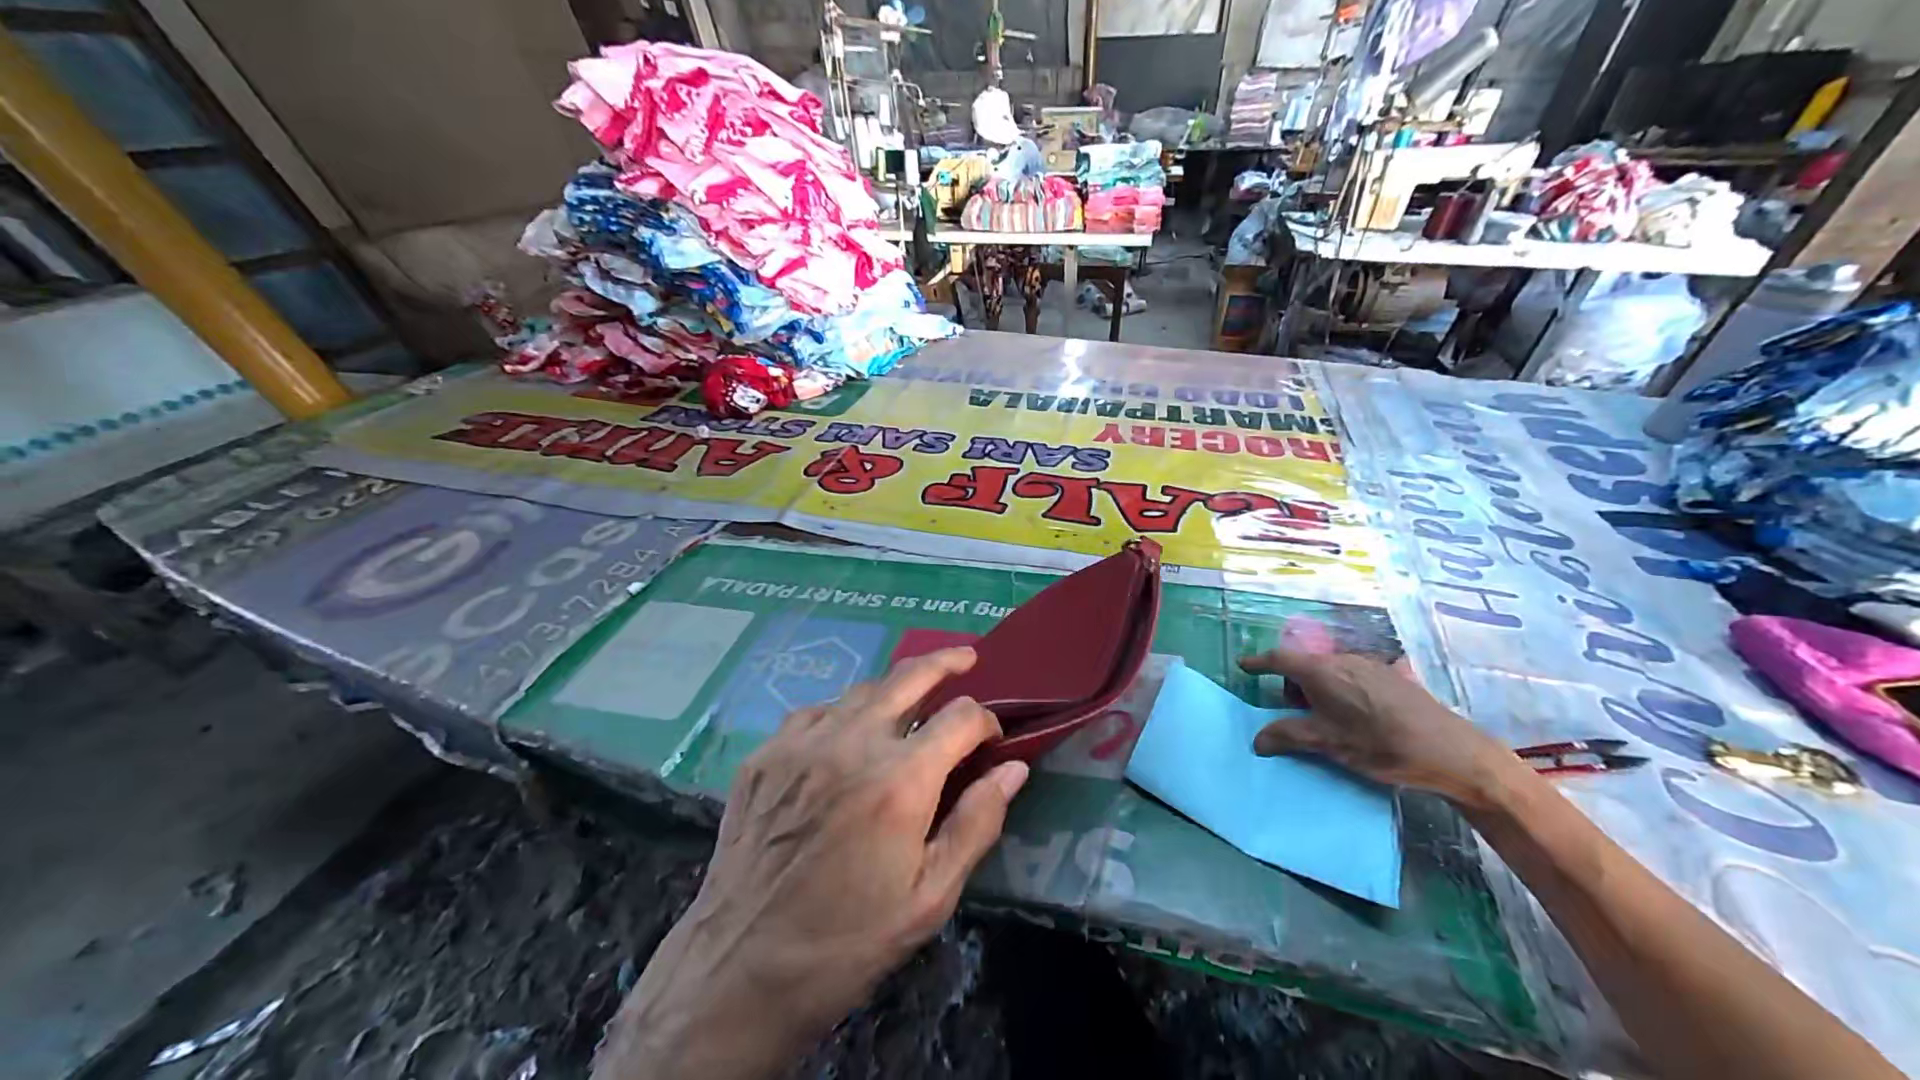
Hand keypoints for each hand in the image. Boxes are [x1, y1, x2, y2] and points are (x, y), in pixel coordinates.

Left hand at [596, 647, 1028, 1079]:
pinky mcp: (764, 756)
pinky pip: (815, 713)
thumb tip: (1013, 768)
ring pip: (861, 690)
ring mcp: (800, 744)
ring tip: (910, 701)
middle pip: (909, 676)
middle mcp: (851, 744)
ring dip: (894, 689)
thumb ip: (977, 822)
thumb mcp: (930, 897)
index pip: (960, 717)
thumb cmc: (848, 940)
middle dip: (945, 663)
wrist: (742, 968)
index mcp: (899, 781)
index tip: (990, 740)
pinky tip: (846, 734)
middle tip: (966, 658)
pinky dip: (843, 713)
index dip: (985, 720)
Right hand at [1238, 649, 1518, 808]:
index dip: (1259, 662)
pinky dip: (1342, 687)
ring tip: (1328, 717)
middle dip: (1293, 684)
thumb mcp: (1328, 744)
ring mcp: (1371, 665)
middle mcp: (1343, 660)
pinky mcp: (1393, 675)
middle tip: (1296, 712)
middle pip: (1305, 664)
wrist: (1452, 753)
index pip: (1280, 659)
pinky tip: (1358, 711)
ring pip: (1330, 669)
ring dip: (1319, 687)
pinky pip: (1353, 674)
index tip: (1244, 665)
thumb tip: (1257, 741)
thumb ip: (1288, 736)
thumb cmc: (1381, 745)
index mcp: (1322, 672)